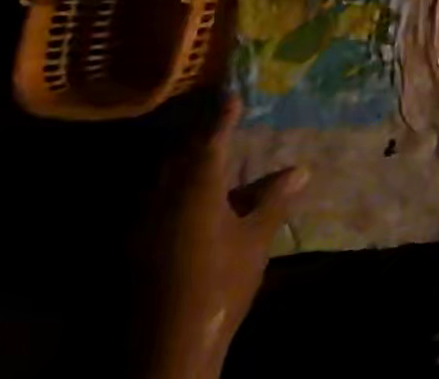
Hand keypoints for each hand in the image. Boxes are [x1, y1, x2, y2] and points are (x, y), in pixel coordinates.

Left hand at [151, 95, 306, 378]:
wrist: (171, 344)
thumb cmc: (221, 282)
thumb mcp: (256, 239)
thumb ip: (274, 199)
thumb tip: (301, 168)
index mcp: (197, 187)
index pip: (212, 139)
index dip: (224, 116)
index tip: (233, 94)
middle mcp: (166, 195)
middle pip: (183, 153)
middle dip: (202, 136)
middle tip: (221, 122)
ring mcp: (146, 219)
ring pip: (167, 176)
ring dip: (188, 161)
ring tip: (209, 154)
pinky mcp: (137, 242)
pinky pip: (158, 198)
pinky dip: (176, 188)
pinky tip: (191, 197)